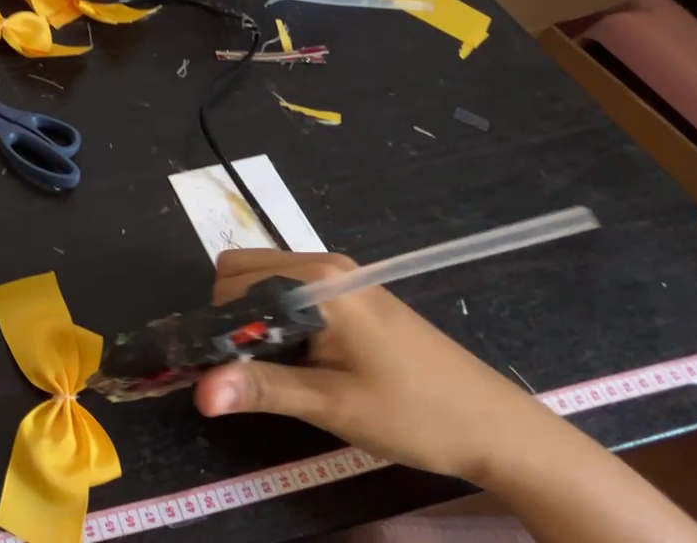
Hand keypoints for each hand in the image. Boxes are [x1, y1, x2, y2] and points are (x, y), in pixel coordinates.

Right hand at [193, 249, 568, 482]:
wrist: (498, 430)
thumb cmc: (415, 415)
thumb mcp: (332, 406)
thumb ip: (261, 388)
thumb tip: (198, 390)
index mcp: (317, 281)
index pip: (232, 283)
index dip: (218, 325)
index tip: (221, 370)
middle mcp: (324, 265)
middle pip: (242, 273)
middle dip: (231, 318)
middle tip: (250, 372)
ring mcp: (340, 276)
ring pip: (263, 281)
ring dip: (253, 320)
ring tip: (275, 371)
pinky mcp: (351, 294)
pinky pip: (289, 291)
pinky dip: (276, 319)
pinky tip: (300, 361)